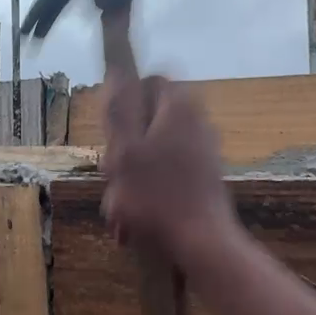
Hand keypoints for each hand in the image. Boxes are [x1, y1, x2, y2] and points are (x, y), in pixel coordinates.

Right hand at [100, 75, 238, 264]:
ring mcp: (204, 151)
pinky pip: (166, 177)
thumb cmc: (156, 196)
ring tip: (120, 211)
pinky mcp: (204, 179)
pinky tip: (135, 224)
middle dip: (124, 150)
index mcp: (179, 106)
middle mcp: (197, 121)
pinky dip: (148, 195)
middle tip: (112, 175)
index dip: (125, 99)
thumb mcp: (124, 149)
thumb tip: (117, 71)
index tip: (111, 129)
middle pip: (148, 121)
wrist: (202, 243)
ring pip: (153, 154)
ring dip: (131, 180)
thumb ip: (119, 108)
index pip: (149, 79)